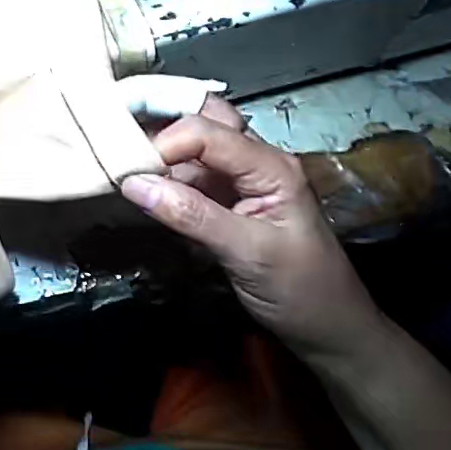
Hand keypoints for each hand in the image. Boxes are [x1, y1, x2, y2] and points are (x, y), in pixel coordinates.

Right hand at [121, 116, 383, 361]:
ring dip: (162, 151)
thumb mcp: (248, 253)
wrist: (329, 330)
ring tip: (122, 159)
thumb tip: (134, 183)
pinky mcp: (227, 202)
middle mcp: (254, 162)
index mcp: (270, 165)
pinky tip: (141, 184)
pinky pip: (192, 178)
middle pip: (207, 120)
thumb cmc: (302, 290)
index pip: (208, 132)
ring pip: (196, 147)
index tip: (130, 168)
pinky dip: (166, 177)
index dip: (167, 143)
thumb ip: (191, 215)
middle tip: (121, 135)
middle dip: (164, 122)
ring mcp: (240, 181)